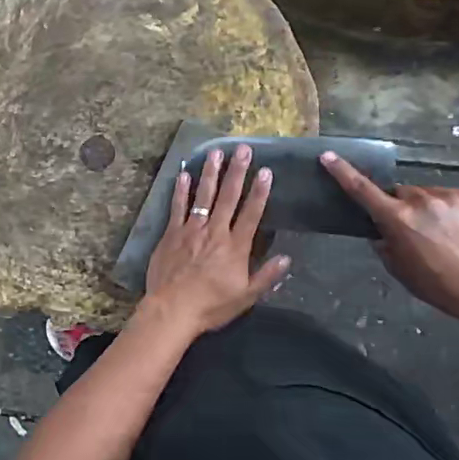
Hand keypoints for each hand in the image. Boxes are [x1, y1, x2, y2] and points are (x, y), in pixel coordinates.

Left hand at [140, 144, 291, 337]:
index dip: (260, 192)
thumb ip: (266, 277)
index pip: (251, 213)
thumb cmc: (211, 306)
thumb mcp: (246, 297)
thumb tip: (286, 258)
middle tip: (243, 149)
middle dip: (237, 171)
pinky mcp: (171, 234)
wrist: (172, 310)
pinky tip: (184, 174)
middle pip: (228, 197)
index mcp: (235, 247)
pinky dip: (181, 190)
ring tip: (216, 152)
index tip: (266, 171)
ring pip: (203, 195)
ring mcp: (191, 230)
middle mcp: (215, 231)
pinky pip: (177, 207)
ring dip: (211, 173)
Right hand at [320, 152, 458, 327]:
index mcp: (399, 219)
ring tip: (453, 240)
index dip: (343, 172)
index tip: (329, 157)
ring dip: (437, 212)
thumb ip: (387, 248)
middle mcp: (424, 200)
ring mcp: (454, 197)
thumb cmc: (442, 288)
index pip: (363, 190)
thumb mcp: (404, 273)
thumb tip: (381, 234)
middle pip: (406, 194)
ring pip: (436, 197)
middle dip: (407, 208)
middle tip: (420, 233)